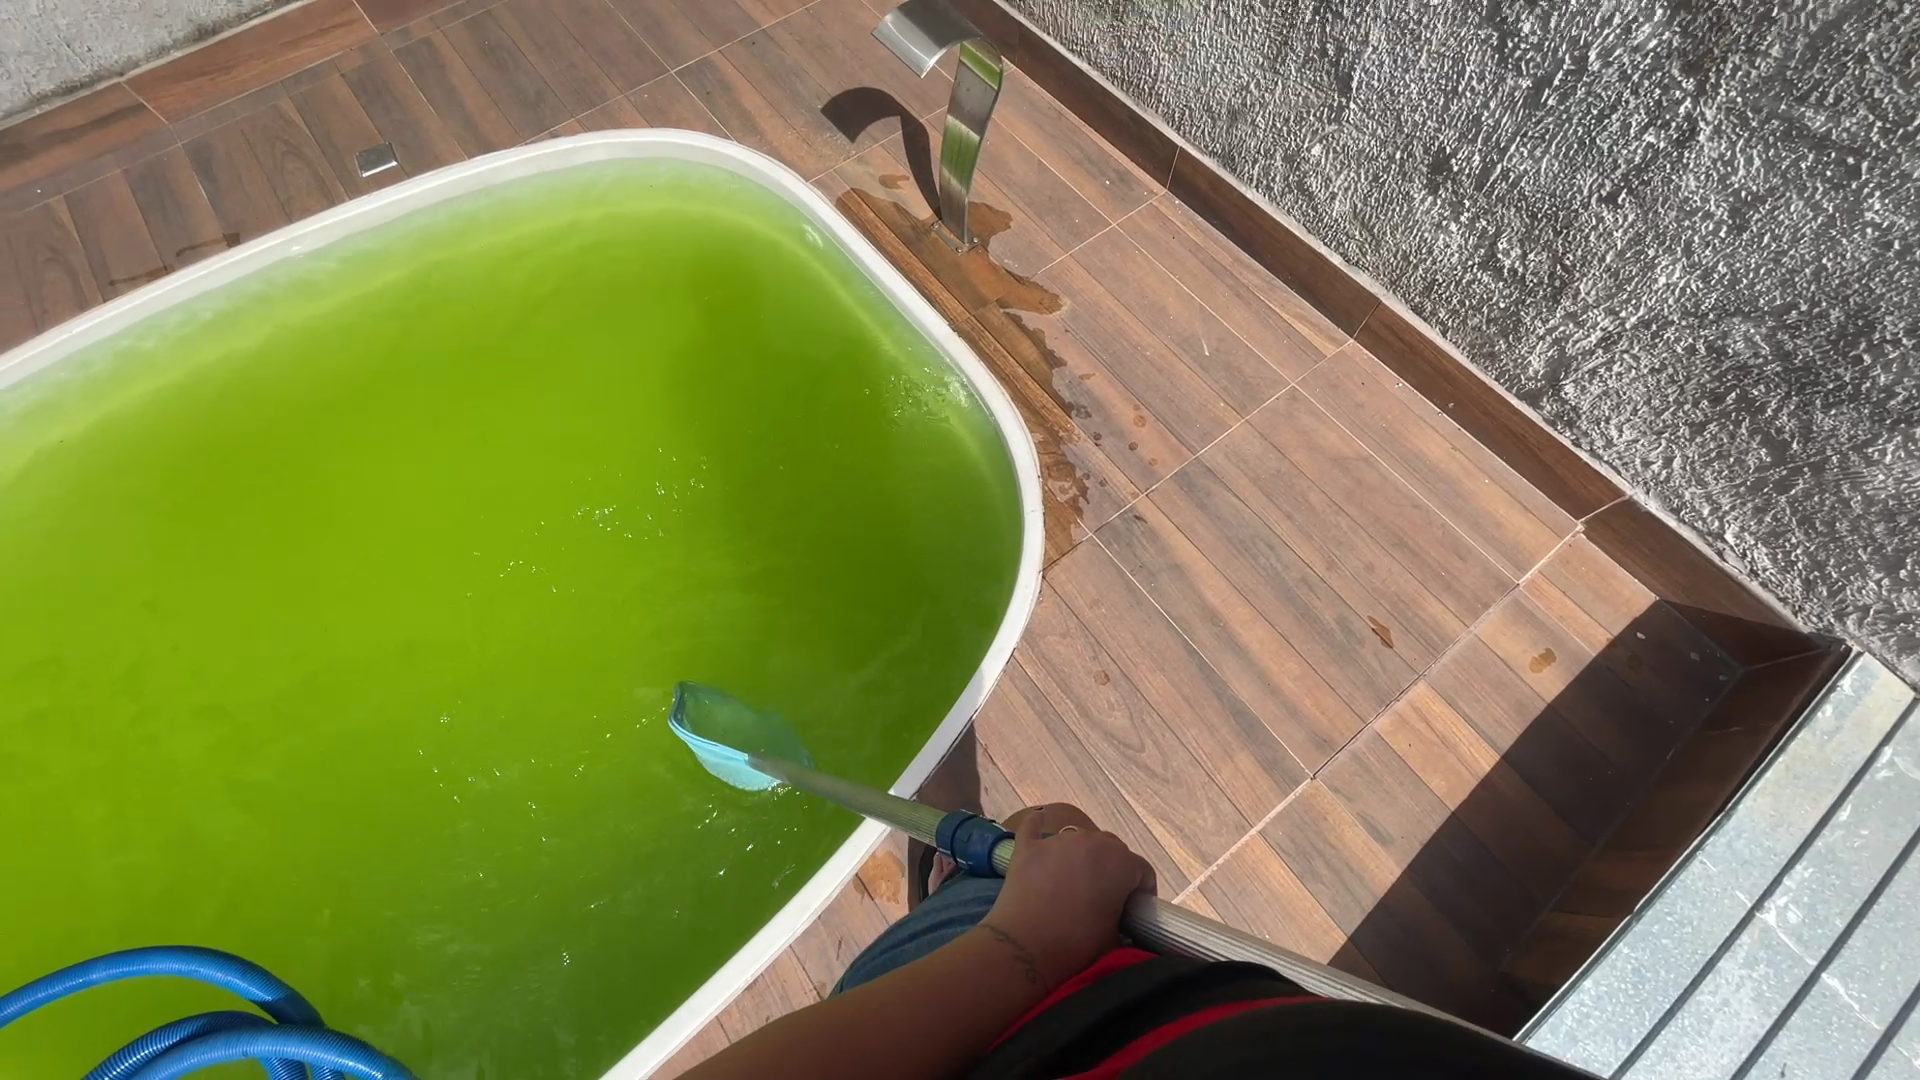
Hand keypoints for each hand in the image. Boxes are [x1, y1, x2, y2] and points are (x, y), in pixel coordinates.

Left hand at [975, 806, 1155, 989]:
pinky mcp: (1028, 845)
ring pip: (1080, 840)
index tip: (1134, 911)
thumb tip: (1118, 913)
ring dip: (1083, 857)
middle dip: (1114, 870)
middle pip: (1113, 849)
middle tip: (1105, 898)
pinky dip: (1037, 824)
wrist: (1026, 946)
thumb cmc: (1077, 943)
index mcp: (1120, 861)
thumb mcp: (1115, 935)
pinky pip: (1034, 825)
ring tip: (1075, 884)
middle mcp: (1091, 841)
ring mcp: (1058, 839)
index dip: (1143, 892)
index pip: (1142, 870)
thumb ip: (1123, 914)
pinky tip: (1039, 820)